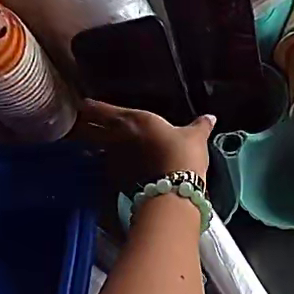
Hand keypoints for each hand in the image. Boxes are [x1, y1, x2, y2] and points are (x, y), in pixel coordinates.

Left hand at [70, 99, 214, 186]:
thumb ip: (200, 125)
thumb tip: (210, 117)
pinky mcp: (117, 178)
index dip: (89, 107)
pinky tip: (113, 167)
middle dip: (83, 125)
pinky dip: (107, 165)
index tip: (84, 105)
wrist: (175, 189)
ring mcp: (113, 159)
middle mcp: (116, 136)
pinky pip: (106, 167)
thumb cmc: (183, 154)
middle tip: (82, 124)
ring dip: (91, 146)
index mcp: (132, 119)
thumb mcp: (195, 137)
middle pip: (87, 128)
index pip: (98, 108)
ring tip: (91, 145)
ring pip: (93, 148)